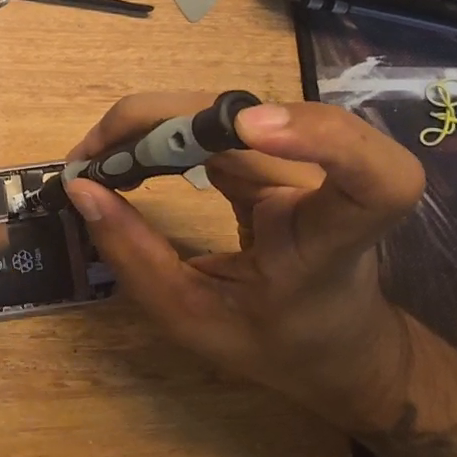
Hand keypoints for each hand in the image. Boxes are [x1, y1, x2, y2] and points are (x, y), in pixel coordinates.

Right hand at [64, 95, 425, 429]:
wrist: (337, 344)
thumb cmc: (278, 344)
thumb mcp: (193, 318)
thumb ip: (135, 256)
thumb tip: (81, 187)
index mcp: (328, 243)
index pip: (375, 179)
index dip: (324, 137)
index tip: (249, 128)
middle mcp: (320, 189)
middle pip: (253, 119)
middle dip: (161, 122)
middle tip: (92, 156)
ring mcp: (297, 166)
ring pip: (223, 111)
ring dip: (149, 124)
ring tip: (96, 157)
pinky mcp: (272, 157)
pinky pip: (211, 126)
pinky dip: (158, 133)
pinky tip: (122, 154)